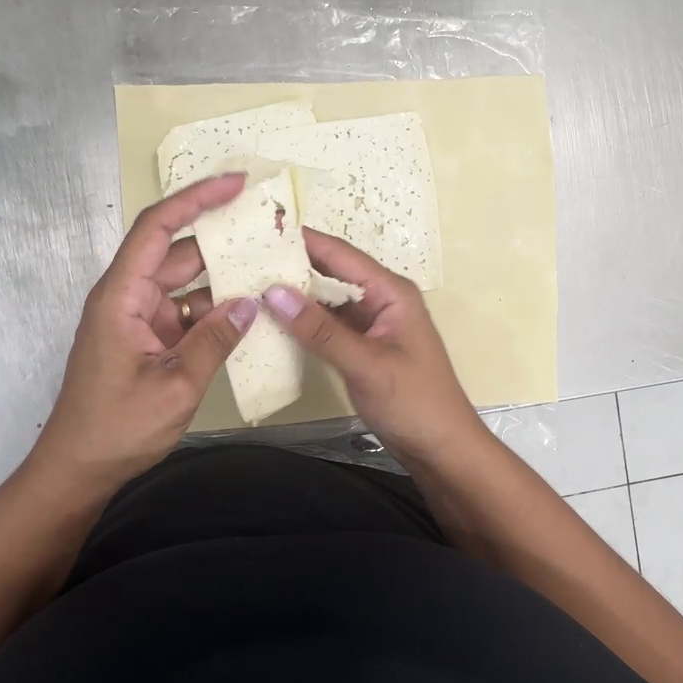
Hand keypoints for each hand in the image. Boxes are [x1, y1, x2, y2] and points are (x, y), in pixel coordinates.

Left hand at [29, 174, 257, 494]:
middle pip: (176, 253)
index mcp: (121, 297)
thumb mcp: (177, 385)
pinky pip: (182, 313)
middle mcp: (127, 298)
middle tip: (267, 230)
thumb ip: (216, 340)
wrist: (79, 469)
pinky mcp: (144, 340)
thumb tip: (250, 303)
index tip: (235, 184)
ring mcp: (136, 319)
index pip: (157, 228)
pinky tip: (246, 315)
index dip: (195, 199)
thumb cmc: (117, 429)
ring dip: (221, 281)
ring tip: (268, 272)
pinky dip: (212, 312)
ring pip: (183, 285)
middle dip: (220, 240)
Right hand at [262, 229, 488, 464]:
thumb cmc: (415, 403)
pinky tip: (272, 322)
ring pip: (326, 300)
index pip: (339, 254)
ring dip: (293, 296)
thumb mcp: (366, 364)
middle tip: (241, 262)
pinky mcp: (361, 348)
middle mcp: (380, 300)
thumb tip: (273, 292)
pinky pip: (327, 325)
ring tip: (247, 286)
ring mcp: (370, 324)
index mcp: (390, 292)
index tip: (258, 233)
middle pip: (330, 272)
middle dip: (290, 267)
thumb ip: (320, 330)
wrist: (441, 449)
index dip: (300, 241)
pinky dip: (302, 323)